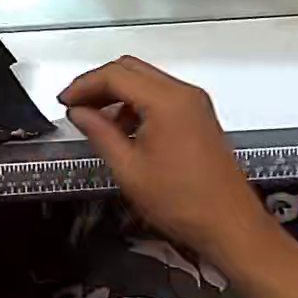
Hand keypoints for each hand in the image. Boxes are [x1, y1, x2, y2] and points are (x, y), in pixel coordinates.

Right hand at [60, 56, 276, 263]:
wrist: (232, 228)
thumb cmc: (184, 203)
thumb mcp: (128, 168)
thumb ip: (98, 132)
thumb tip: (79, 113)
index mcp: (167, 102)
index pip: (114, 75)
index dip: (83, 85)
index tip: (65, 100)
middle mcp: (183, 94)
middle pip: (129, 69)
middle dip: (98, 83)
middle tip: (76, 104)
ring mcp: (194, 103)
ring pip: (143, 79)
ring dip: (116, 92)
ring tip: (95, 118)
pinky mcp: (197, 116)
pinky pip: (158, 94)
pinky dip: (134, 102)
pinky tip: (121, 127)